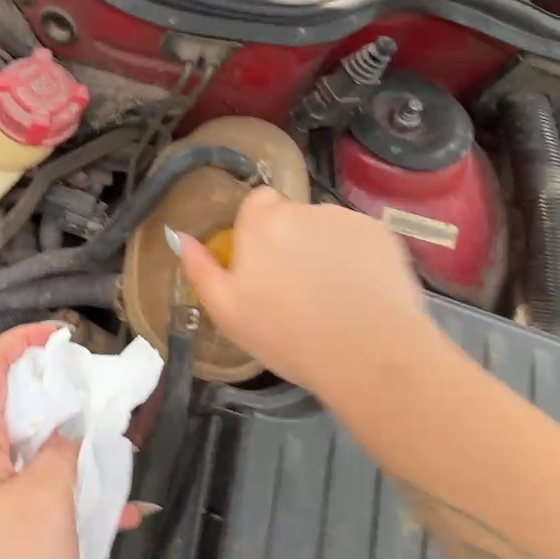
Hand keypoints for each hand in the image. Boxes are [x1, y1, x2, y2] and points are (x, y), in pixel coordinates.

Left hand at [0, 323, 145, 558]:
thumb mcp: (45, 502)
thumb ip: (62, 452)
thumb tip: (71, 427)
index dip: (21, 340)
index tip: (63, 332)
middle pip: (14, 409)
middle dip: (59, 395)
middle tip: (101, 391)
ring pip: (35, 456)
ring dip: (75, 448)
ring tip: (120, 445)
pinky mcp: (4, 540)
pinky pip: (42, 500)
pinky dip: (77, 497)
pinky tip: (125, 513)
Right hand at [171, 186, 432, 392]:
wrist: (370, 356)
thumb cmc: (288, 337)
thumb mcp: (227, 312)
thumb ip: (199, 268)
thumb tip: (179, 236)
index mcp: (260, 224)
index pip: (258, 202)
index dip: (259, 228)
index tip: (264, 262)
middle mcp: (301, 210)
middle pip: (292, 215)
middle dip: (292, 240)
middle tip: (297, 285)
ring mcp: (344, 219)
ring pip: (326, 226)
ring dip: (324, 246)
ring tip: (332, 292)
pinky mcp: (380, 234)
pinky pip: (359, 237)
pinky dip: (357, 255)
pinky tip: (360, 290)